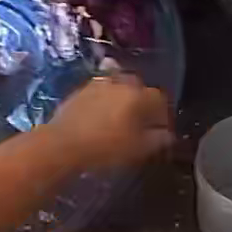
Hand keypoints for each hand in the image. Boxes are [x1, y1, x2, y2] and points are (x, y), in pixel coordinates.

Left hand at [44, 75, 174, 171]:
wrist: (63, 144)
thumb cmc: (106, 148)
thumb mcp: (138, 149)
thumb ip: (157, 140)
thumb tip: (167, 135)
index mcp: (140, 95)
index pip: (161, 101)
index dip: (163, 117)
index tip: (161, 132)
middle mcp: (122, 83)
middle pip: (140, 90)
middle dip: (144, 105)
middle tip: (142, 124)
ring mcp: (99, 83)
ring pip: (120, 88)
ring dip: (124, 101)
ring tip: (121, 120)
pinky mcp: (81, 90)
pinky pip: (102, 92)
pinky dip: (106, 102)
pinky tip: (102, 117)